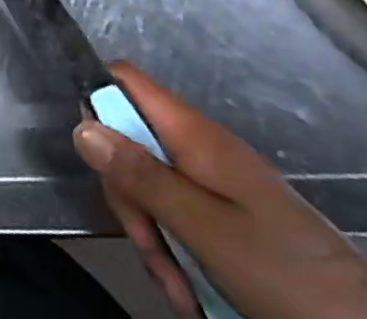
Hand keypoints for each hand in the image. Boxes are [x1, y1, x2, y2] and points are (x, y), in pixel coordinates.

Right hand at [73, 64, 366, 318]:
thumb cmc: (285, 272)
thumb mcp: (203, 227)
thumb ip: (140, 175)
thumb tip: (81, 126)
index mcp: (195, 135)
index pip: (126, 80)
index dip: (96, 97)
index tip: (91, 149)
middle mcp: (199, 148)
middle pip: (128, 143)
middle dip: (127, 197)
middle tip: (149, 245)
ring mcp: (212, 182)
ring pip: (147, 187)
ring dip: (150, 235)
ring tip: (178, 285)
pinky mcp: (224, 216)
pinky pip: (173, 216)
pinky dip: (173, 250)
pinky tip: (189, 286)